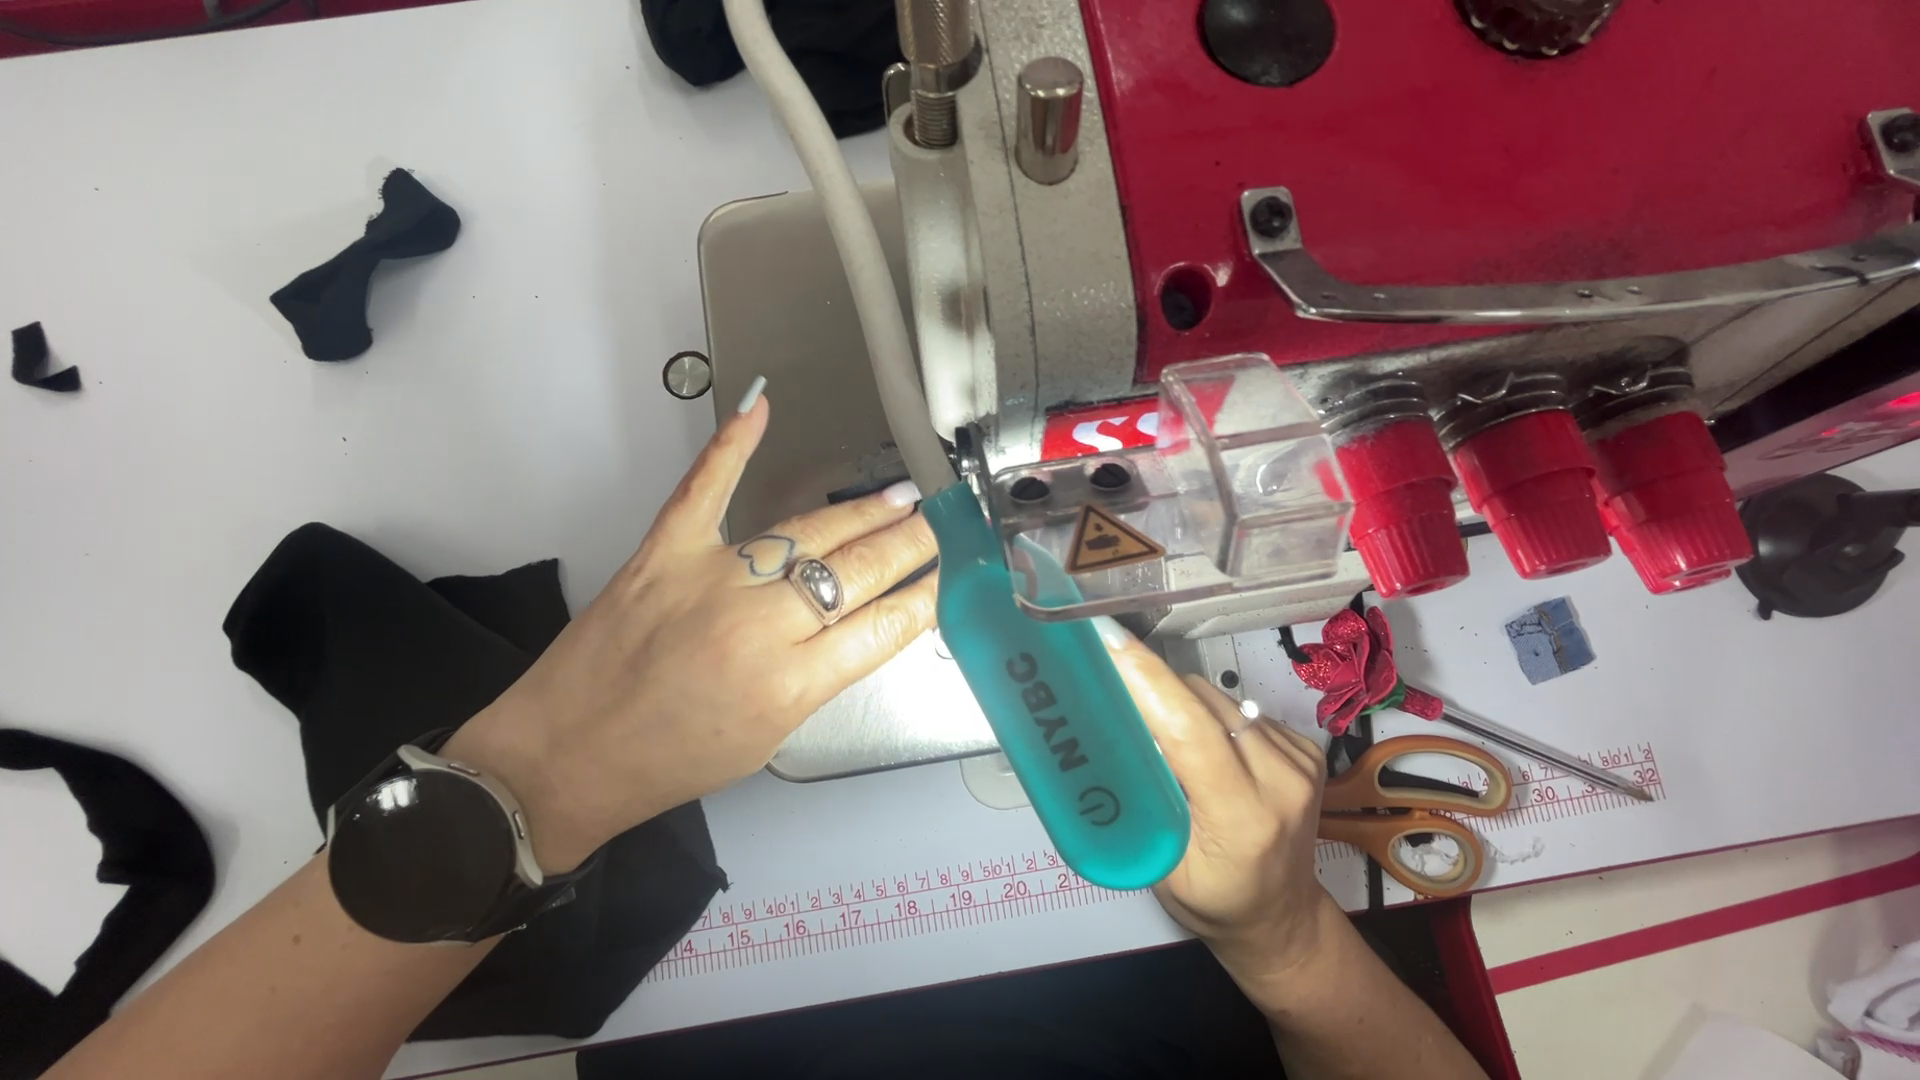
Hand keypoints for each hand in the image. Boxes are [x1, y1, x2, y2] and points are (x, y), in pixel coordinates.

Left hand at [446, 387, 937, 872]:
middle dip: (908, 544)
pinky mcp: (661, 553)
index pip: (884, 626)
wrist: (565, 760)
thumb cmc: (672, 762)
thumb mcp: (770, 737)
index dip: (926, 595)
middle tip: (937, 525)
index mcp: (789, 685)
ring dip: (861, 513)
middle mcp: (757, 626)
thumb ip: (821, 676)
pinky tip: (762, 409)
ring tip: (900, 499)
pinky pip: (705, 488)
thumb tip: (866, 622)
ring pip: (805, 531)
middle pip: (855, 571)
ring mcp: (708, 580)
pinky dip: (732, 444)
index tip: (951, 575)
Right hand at [1097, 620, 1335, 1002]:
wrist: (1282, 918)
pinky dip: (1209, 715)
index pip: (1189, 729)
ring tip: (1157, 730)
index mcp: (1242, 817)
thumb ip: (1138, 801)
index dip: (1146, 679)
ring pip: (1218, 697)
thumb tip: (1101, 732)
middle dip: (1152, 686)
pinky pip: (1238, 709)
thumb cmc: (1213, 902)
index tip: (1107, 640)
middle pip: (1201, 702)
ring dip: (1180, 701)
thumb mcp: (1160, 866)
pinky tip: (1201, 746)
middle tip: (1110, 684)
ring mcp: (1299, 760)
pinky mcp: (1305, 748)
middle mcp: (1280, 779)